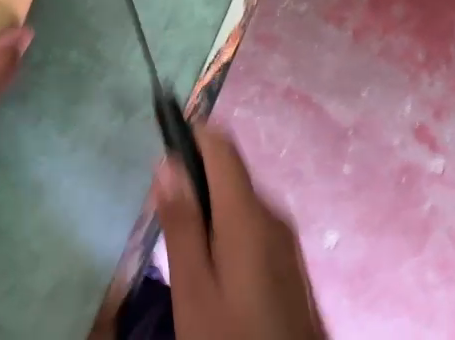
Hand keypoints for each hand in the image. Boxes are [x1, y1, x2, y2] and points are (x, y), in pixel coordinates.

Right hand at [156, 125, 325, 339]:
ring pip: (239, 202)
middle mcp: (274, 217)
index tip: (162, 149)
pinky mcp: (291, 264)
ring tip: (188, 257)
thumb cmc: (231, 338)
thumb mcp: (193, 287)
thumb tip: (167, 160)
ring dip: (210, 212)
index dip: (190, 135)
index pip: (220, 143)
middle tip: (167, 223)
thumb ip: (181, 221)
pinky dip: (228, 232)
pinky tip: (216, 272)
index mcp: (248, 215)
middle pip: (229, 173)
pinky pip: (254, 227)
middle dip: (195, 184)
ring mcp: (288, 242)